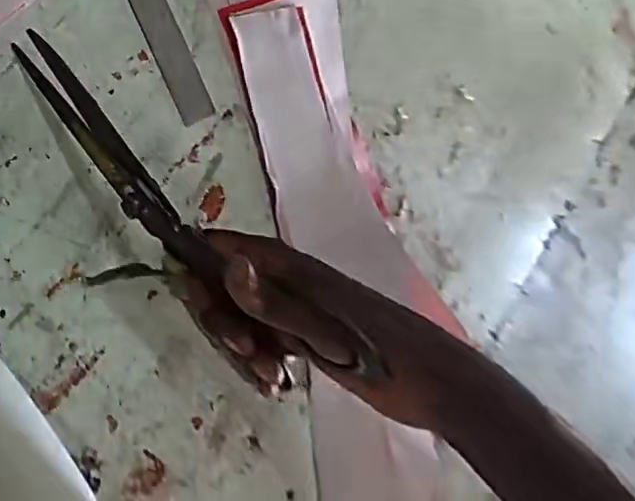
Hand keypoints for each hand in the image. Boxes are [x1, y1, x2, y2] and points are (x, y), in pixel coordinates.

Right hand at [178, 230, 478, 430]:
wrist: (440, 387)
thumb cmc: (378, 349)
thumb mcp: (320, 330)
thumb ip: (268, 300)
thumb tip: (226, 263)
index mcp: (276, 261)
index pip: (212, 246)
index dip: (194, 269)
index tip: (195, 302)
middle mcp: (273, 275)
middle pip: (217, 286)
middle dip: (222, 321)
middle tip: (243, 350)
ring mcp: (284, 303)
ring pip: (235, 317)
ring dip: (242, 348)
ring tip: (269, 375)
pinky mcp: (295, 331)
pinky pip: (256, 338)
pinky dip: (258, 360)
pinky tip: (276, 382)